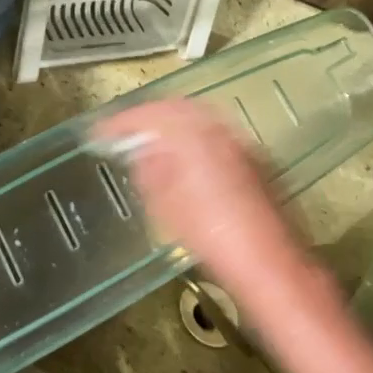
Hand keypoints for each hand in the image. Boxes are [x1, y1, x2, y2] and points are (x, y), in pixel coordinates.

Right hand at [93, 99, 317, 289]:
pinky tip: (185, 159)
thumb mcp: (166, 207)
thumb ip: (149, 170)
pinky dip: (194, 138)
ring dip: (172, 125)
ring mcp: (241, 144)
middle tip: (125, 131)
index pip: (149, 114)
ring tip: (151, 143)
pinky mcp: (256, 161)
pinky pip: (217, 135)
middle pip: (177, 108)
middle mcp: (219, 132)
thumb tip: (138, 151)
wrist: (270, 265)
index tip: (101, 132)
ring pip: (200, 119)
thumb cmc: (213, 239)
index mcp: (193, 137)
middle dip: (148, 116)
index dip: (120, 122)